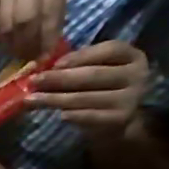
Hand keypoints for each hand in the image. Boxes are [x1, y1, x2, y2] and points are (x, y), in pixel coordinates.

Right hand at [0, 0, 66, 60]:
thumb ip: (55, 12)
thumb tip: (47, 49)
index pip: (50, 9)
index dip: (48, 35)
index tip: (46, 54)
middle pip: (26, 18)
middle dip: (29, 42)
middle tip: (31, 57)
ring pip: (9, 24)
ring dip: (15, 44)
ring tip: (21, 55)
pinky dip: (3, 38)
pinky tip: (10, 45)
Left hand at [26, 40, 149, 132]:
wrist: (115, 119)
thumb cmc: (98, 87)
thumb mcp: (92, 69)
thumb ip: (75, 64)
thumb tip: (42, 65)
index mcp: (132, 56)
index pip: (109, 50)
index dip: (80, 56)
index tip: (54, 64)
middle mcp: (137, 74)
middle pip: (94, 74)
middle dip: (59, 78)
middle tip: (33, 81)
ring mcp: (132, 97)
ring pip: (87, 97)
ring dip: (55, 99)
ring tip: (31, 99)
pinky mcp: (122, 118)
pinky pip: (92, 116)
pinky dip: (73, 115)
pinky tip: (58, 115)